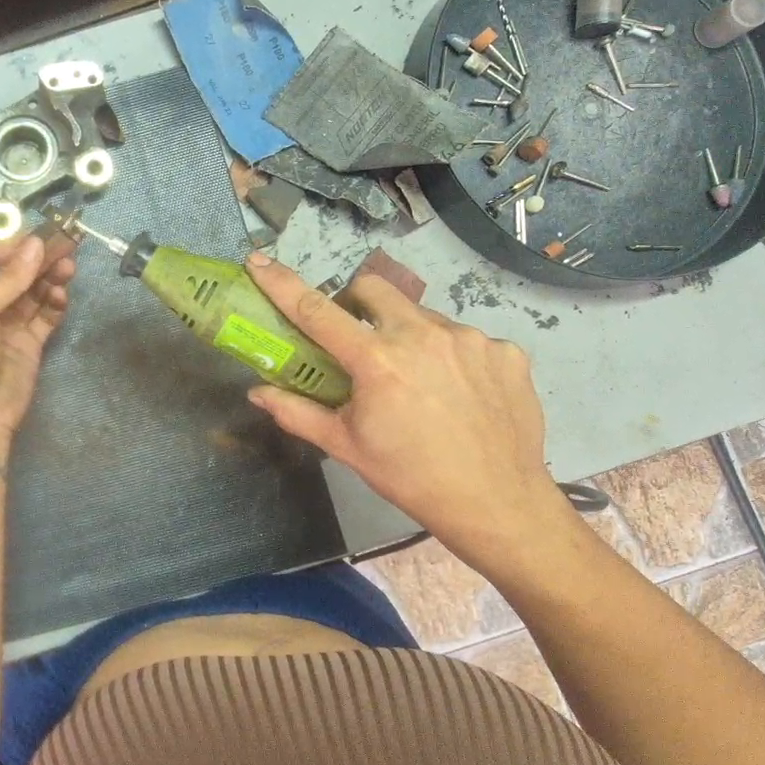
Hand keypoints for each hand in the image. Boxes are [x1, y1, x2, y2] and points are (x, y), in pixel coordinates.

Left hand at [0, 235, 76, 440]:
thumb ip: (8, 280)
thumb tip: (36, 244)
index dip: (8, 247)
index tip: (35, 240)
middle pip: (13, 273)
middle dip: (37, 259)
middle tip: (65, 246)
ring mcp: (7, 326)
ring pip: (32, 292)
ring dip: (49, 277)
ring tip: (68, 268)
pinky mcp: (29, 344)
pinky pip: (45, 316)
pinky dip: (54, 303)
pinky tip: (61, 296)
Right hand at [242, 253, 571, 554]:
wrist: (498, 503)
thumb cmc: (409, 477)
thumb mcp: (345, 446)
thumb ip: (297, 412)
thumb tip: (257, 393)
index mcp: (377, 361)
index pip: (317, 310)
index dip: (283, 283)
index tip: (260, 260)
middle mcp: (423, 336)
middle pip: (374, 288)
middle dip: (355, 303)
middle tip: (355, 341)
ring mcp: (471, 339)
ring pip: (422, 316)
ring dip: (406, 336)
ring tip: (416, 382)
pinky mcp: (506, 351)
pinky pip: (465, 340)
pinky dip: (449, 357)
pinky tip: (455, 394)